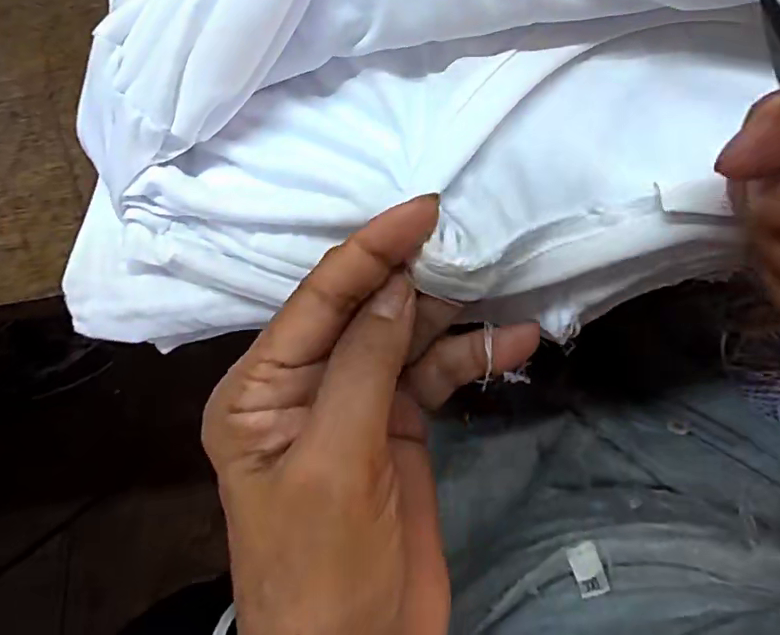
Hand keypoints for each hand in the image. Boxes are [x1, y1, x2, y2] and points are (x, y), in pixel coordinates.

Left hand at [201, 196, 539, 634]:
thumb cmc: (321, 571)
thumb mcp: (337, 463)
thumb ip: (364, 365)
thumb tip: (396, 284)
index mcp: (263, 385)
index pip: (321, 296)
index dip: (372, 247)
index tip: (423, 209)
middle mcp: (307, 381)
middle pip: (367, 306)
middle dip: (417, 273)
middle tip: (469, 239)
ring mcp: (356, 400)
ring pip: (407, 334)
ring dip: (454, 311)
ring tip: (499, 281)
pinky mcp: (397, 422)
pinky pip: (436, 372)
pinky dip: (473, 355)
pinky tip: (516, 341)